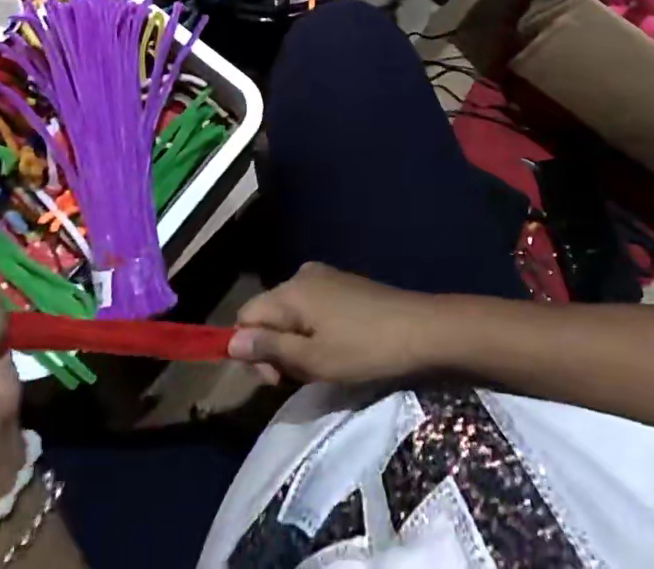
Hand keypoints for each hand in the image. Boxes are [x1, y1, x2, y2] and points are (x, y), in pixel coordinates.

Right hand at [228, 263, 443, 384]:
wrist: (422, 329)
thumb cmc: (364, 349)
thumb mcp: (312, 359)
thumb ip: (269, 347)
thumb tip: (230, 340)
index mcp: (290, 291)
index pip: (245, 316)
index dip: (251, 350)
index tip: (276, 378)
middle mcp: (303, 275)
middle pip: (267, 314)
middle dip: (275, 348)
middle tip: (302, 376)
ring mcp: (326, 277)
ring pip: (291, 314)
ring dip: (297, 343)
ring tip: (323, 365)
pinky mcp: (345, 284)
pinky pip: (313, 308)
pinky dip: (315, 331)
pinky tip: (338, 350)